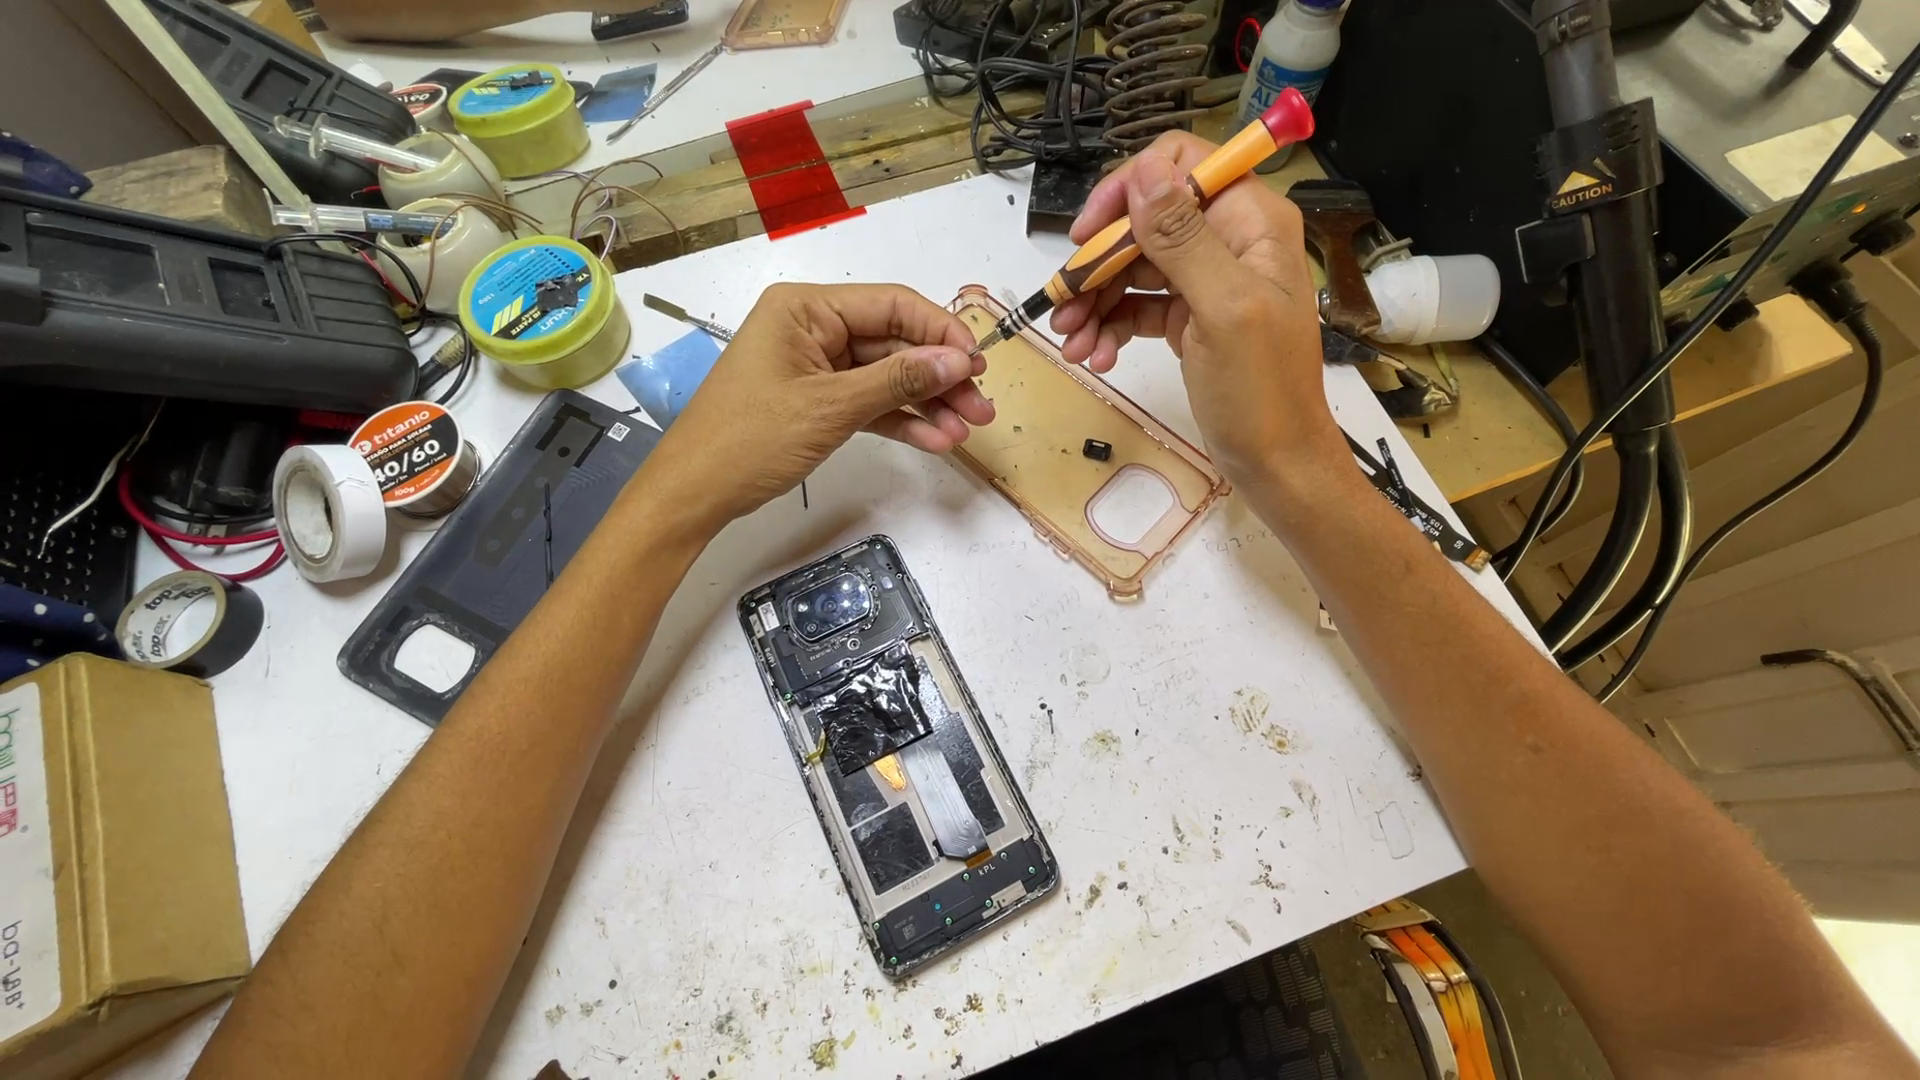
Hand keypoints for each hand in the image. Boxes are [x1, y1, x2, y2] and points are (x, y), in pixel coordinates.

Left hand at [643, 282, 992, 529]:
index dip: (941, 332)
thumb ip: (898, 380)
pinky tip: (935, 441)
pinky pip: (869, 404)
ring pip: (887, 377)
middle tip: (983, 409)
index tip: (978, 364)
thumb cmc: (752, 438)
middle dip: (940, 378)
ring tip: (967, 432)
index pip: (892, 305)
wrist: (697, 492)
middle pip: (895, 343)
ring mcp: (817, 367)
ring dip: (927, 404)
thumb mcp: (831, 407)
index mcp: (807, 308)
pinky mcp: (819, 401)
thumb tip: (960, 360)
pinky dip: (900, 422)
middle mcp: (815, 328)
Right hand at [1049, 132, 1344, 491]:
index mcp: (1250, 222)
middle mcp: (1227, 241)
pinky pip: (1137, 309)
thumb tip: (1142, 173)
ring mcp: (1205, 283)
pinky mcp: (1187, 320)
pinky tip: (1097, 358)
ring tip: (1073, 345)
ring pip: (1133, 269)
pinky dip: (1111, 329)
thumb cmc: (1261, 391)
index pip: (1179, 168)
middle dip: (1099, 265)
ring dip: (1096, 304)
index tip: (1087, 237)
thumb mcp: (1222, 309)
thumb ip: (1183, 238)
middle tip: (1064, 307)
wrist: (1276, 462)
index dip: (1127, 192)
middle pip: (1144, 224)